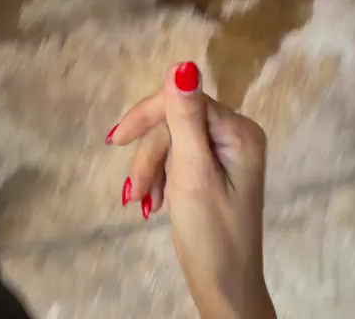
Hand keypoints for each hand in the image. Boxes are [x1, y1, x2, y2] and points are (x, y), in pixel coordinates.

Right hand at [108, 62, 275, 318]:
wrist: (225, 291)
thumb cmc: (212, 234)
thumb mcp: (192, 173)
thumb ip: (185, 117)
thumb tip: (183, 63)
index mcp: (239, 130)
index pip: (181, 101)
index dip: (147, 118)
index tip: (116, 140)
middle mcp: (236, 133)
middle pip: (174, 122)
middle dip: (150, 155)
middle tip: (132, 190)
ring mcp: (226, 151)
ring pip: (170, 141)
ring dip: (151, 170)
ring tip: (142, 204)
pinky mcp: (214, 168)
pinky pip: (176, 157)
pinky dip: (159, 177)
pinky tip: (153, 202)